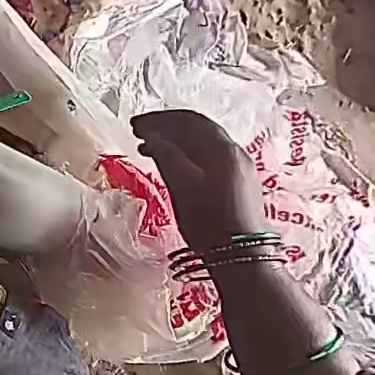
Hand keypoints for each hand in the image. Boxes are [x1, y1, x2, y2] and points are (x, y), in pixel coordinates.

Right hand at [131, 110, 267, 248]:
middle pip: (198, 128)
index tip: (135, 125)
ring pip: (203, 142)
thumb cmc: (207, 221)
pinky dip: (186, 152)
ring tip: (148, 146)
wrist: (240, 255)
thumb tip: (153, 137)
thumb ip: (167, 156)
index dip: (159, 120)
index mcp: (222, 149)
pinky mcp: (238, 181)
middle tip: (139, 131)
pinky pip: (208, 156)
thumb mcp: (181, 186)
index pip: (189, 121)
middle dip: (167, 127)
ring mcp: (239, 167)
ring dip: (175, 140)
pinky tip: (170, 162)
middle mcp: (234, 151)